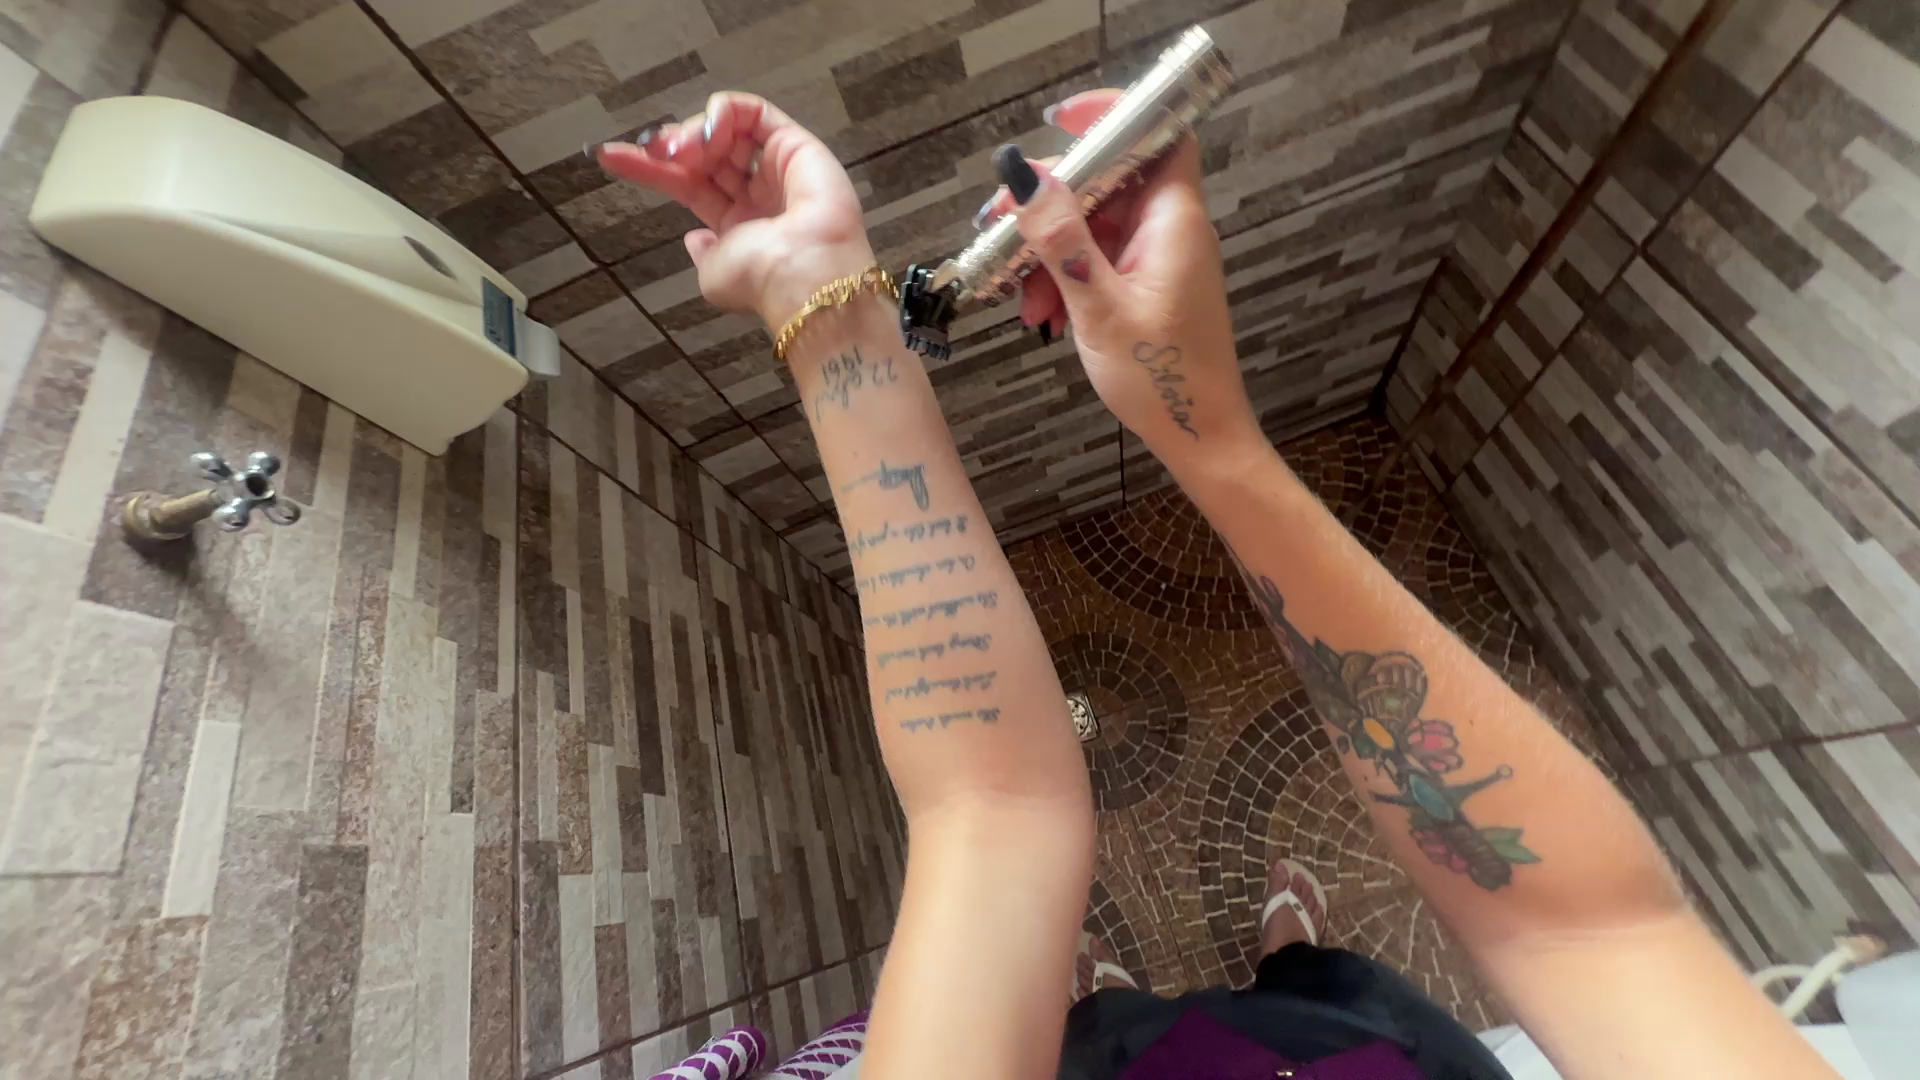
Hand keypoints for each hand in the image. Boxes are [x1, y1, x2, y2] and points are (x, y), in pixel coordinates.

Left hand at [595, 93, 873, 332]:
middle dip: (673, 146)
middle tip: (656, 152)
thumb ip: (702, 256)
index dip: (651, 169)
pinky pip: (754, 112)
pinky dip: (723, 113)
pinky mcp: (797, 145)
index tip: (609, 156)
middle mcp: (759, 196)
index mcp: (742, 225)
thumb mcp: (714, 277)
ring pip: (727, 129)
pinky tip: (711, 134)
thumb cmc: (762, 280)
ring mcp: (779, 169)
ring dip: (695, 131)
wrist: (803, 274)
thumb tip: (693, 238)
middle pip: (706, 154)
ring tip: (683, 151)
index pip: (691, 185)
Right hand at [985, 90, 1259, 462]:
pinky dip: (1071, 281)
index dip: (1111, 116)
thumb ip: (1061, 240)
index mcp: (1173, 221)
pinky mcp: (1150, 290)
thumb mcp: (1099, 308)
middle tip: (1002, 229)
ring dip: (1054, 256)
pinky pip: (1103, 265)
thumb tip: (1023, 175)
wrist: (1198, 436)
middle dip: (1054, 208)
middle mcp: (1171, 231)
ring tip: (1024, 300)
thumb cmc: (1159, 377)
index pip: (1155, 134)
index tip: (1056, 124)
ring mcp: (1160, 262)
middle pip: (1110, 186)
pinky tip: (1045, 315)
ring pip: (1098, 232)